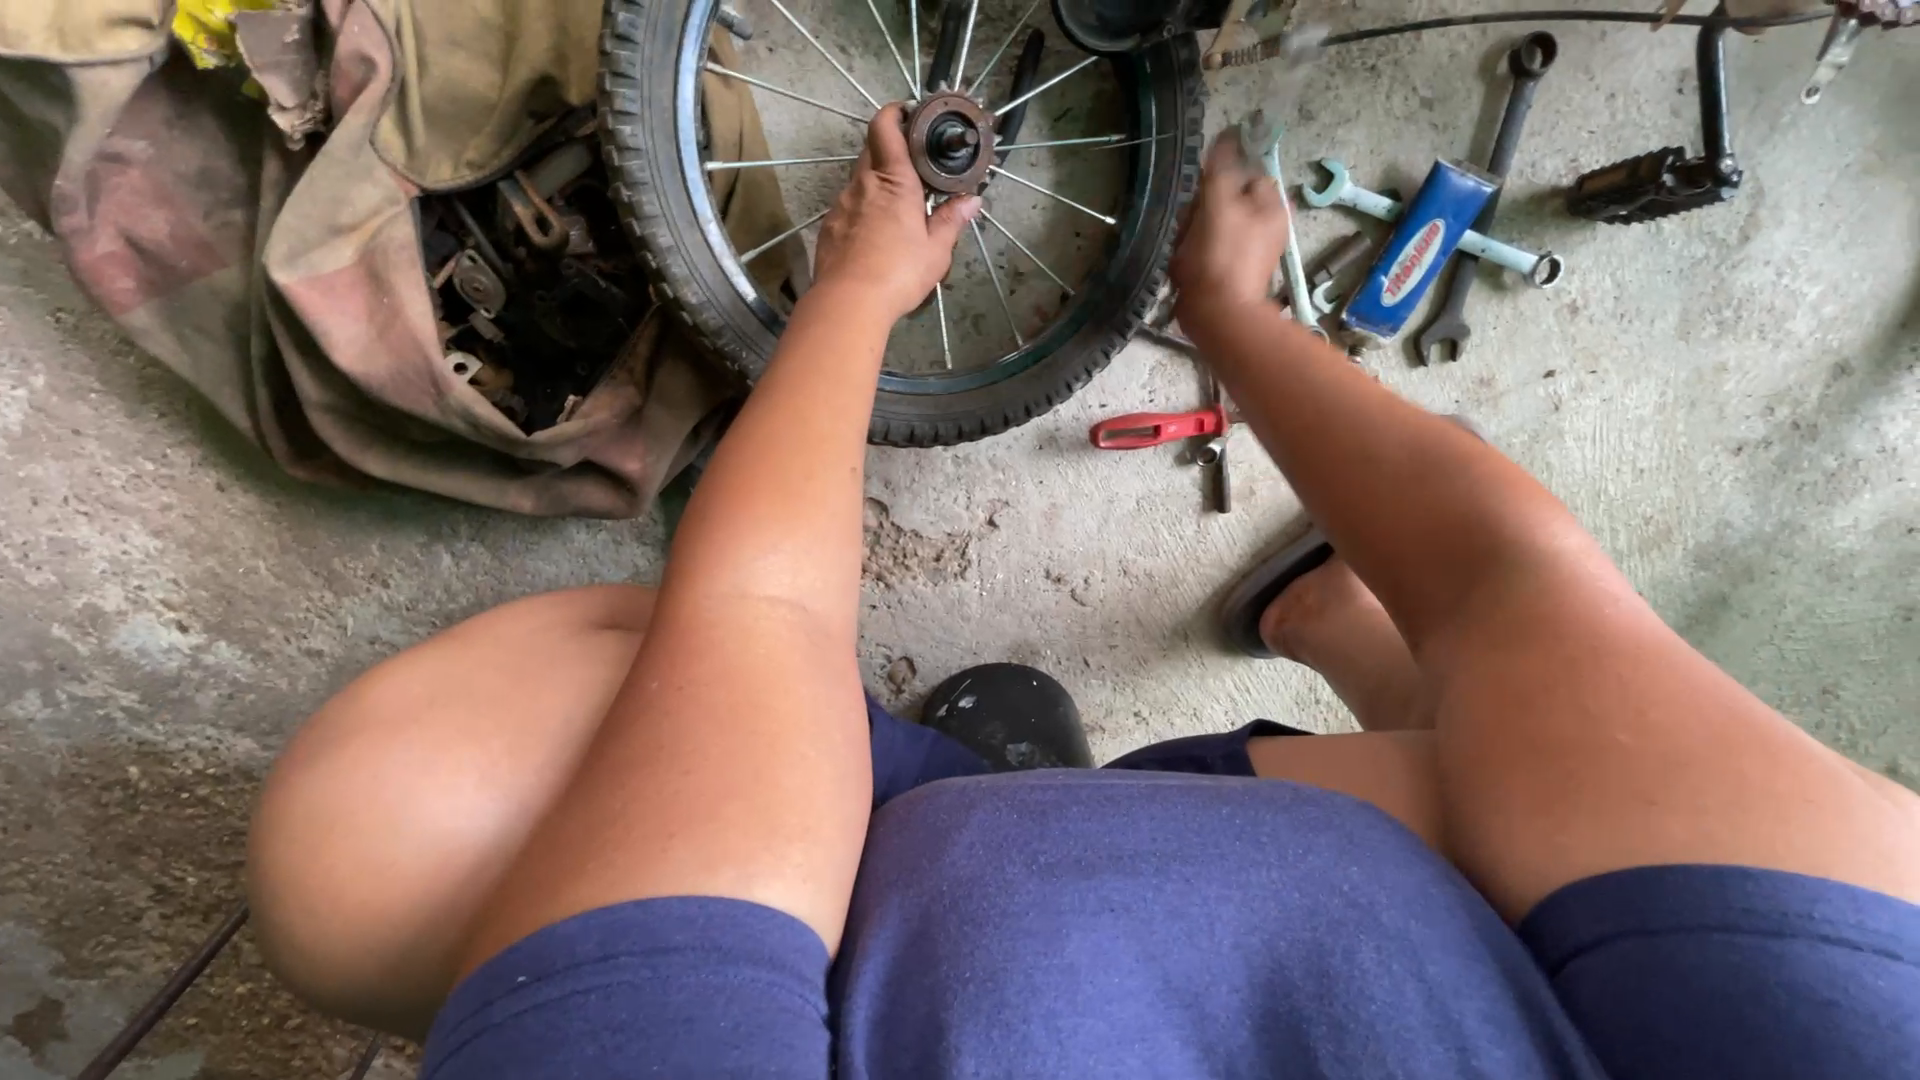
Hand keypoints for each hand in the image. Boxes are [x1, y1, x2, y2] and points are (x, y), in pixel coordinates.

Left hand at [811, 104, 979, 320]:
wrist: (848, 302)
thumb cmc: (897, 272)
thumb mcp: (936, 250)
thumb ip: (951, 221)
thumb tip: (970, 201)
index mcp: (894, 180)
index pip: (886, 127)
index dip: (894, 113)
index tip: (907, 114)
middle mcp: (863, 184)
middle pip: (872, 151)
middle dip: (890, 153)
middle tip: (912, 171)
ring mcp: (842, 205)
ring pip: (859, 182)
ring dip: (876, 188)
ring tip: (895, 212)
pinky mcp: (830, 228)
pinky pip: (849, 209)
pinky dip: (862, 213)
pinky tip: (874, 236)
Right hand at [1169, 130, 1288, 329]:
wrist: (1217, 316)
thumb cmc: (1219, 257)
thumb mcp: (1219, 203)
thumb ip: (1222, 167)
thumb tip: (1228, 133)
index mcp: (1273, 205)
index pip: (1243, 173)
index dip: (1217, 181)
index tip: (1200, 197)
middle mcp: (1267, 226)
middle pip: (1227, 200)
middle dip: (1203, 209)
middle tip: (1190, 227)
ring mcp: (1250, 252)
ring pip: (1213, 226)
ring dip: (1193, 233)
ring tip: (1184, 248)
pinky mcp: (1232, 275)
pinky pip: (1209, 252)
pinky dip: (1195, 256)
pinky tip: (1185, 265)